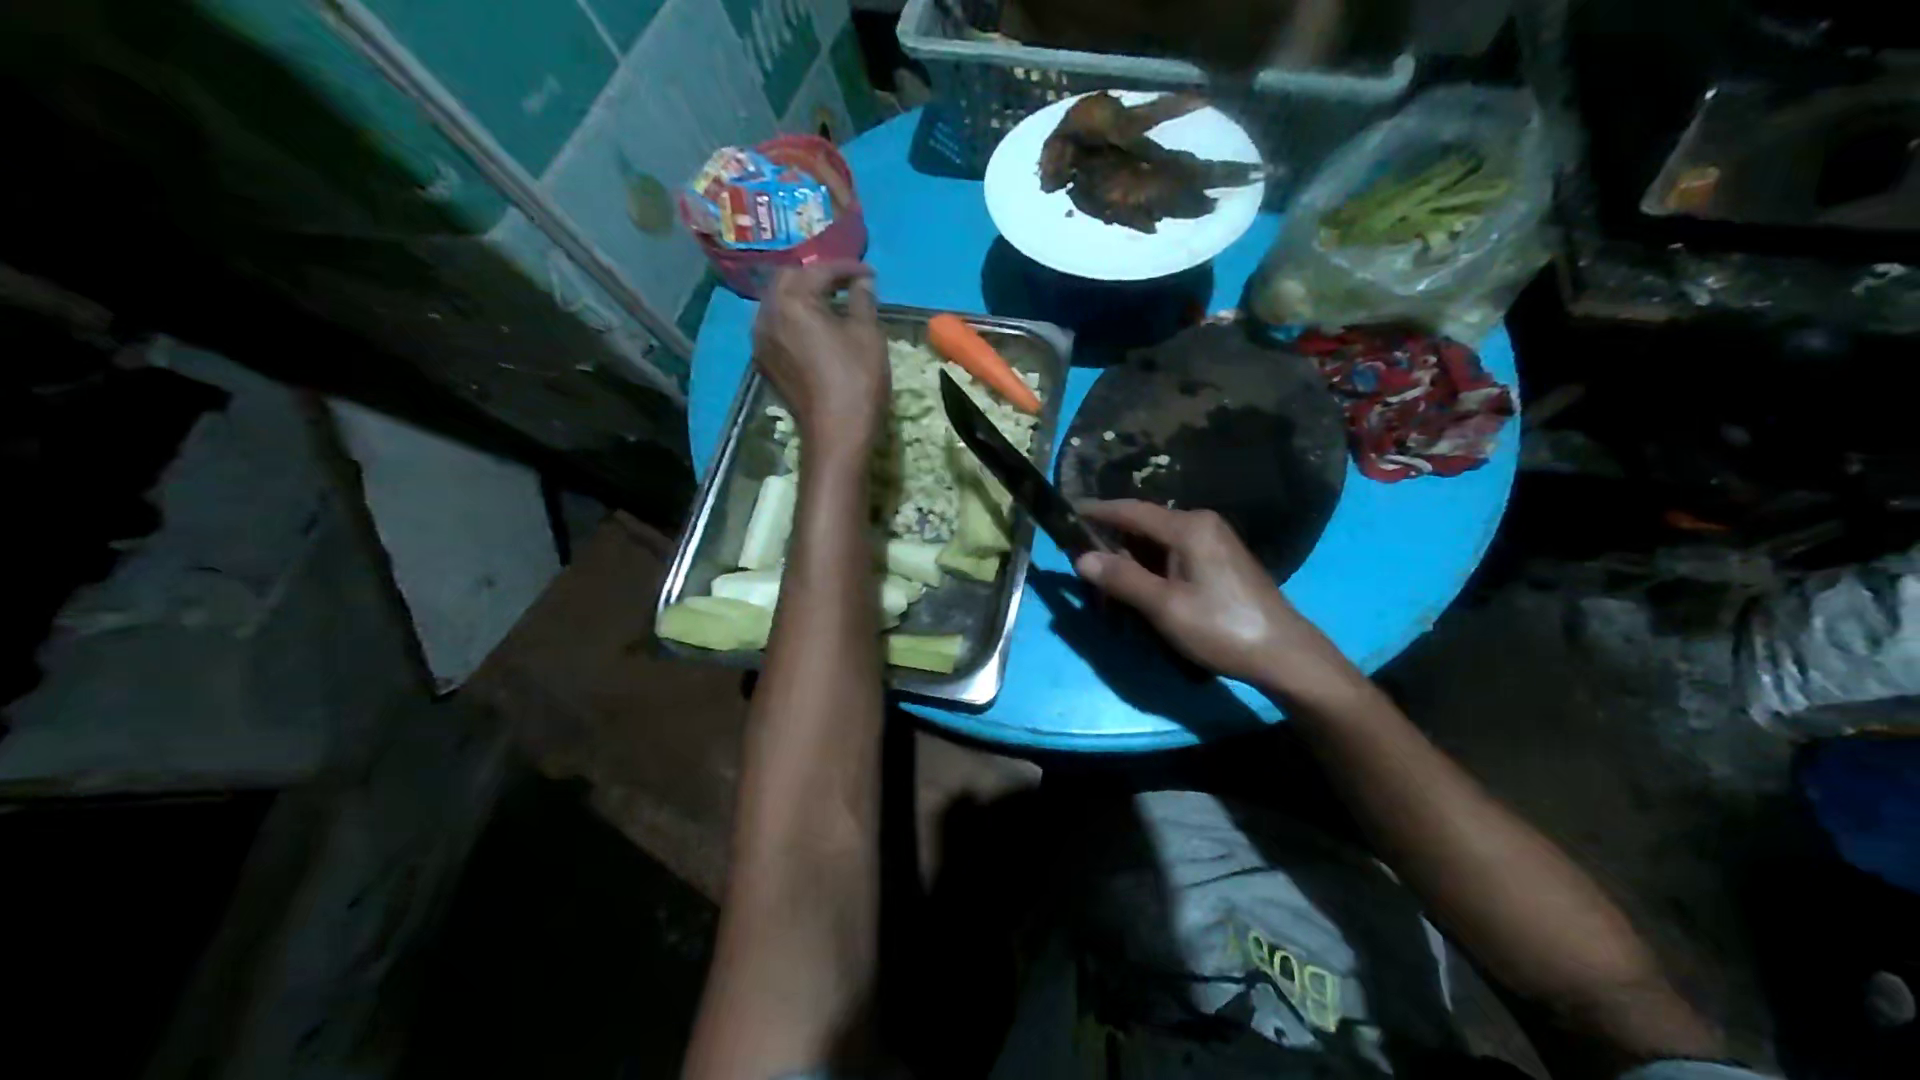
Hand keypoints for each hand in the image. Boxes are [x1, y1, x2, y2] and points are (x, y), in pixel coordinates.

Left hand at [752, 262, 887, 463]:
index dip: (846, 268)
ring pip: (777, 302)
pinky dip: (793, 318)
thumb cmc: (856, 379)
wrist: (836, 433)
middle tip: (845, 283)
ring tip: (830, 303)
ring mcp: (761, 340)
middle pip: (788, 279)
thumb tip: (862, 282)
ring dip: (801, 296)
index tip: (869, 274)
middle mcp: (767, 314)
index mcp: (792, 301)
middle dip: (816, 276)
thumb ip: (862, 299)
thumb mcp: (867, 334)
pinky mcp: (764, 361)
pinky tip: (814, 327)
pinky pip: (775, 326)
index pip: (818, 270)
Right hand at [1073, 500, 1360, 702]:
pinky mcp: (1219, 561)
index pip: (1129, 510)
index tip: (1065, 513)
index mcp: (1187, 527)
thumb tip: (1080, 558)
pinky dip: (1151, 572)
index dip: (1095, 511)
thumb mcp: (1164, 606)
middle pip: (1141, 527)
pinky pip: (1172, 556)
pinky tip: (1141, 596)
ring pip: (1156, 545)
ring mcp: (1213, 541)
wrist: (1284, 654)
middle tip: (1085, 577)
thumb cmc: (1221, 628)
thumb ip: (1121, 578)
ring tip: (1110, 596)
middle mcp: (1200, 524)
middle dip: (1111, 549)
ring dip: (1130, 566)